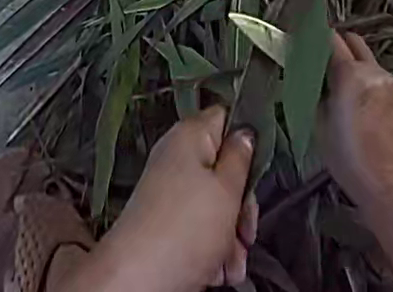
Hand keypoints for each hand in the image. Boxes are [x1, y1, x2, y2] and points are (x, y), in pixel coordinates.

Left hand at [86, 106, 258, 291]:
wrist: (136, 281)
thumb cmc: (186, 228)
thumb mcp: (227, 190)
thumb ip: (242, 157)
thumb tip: (245, 133)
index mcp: (190, 134)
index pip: (226, 117)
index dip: (246, 140)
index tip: (257, 171)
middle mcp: (177, 155)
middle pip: (224, 167)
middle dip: (241, 205)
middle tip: (246, 233)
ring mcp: (169, 188)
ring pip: (214, 201)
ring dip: (230, 235)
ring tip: (232, 265)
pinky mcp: (164, 220)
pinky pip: (197, 223)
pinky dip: (212, 246)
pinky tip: (219, 272)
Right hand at [322, 32, 392, 210]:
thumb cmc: (350, 162)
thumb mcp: (320, 125)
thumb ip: (317, 91)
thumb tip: (314, 74)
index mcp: (350, 75)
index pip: (332, 40)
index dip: (320, 41)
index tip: (312, 47)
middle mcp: (376, 72)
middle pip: (356, 43)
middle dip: (343, 48)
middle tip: (332, 67)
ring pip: (374, 66)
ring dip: (363, 74)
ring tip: (358, 100)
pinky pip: (391, 85)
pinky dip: (380, 91)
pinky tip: (378, 115)